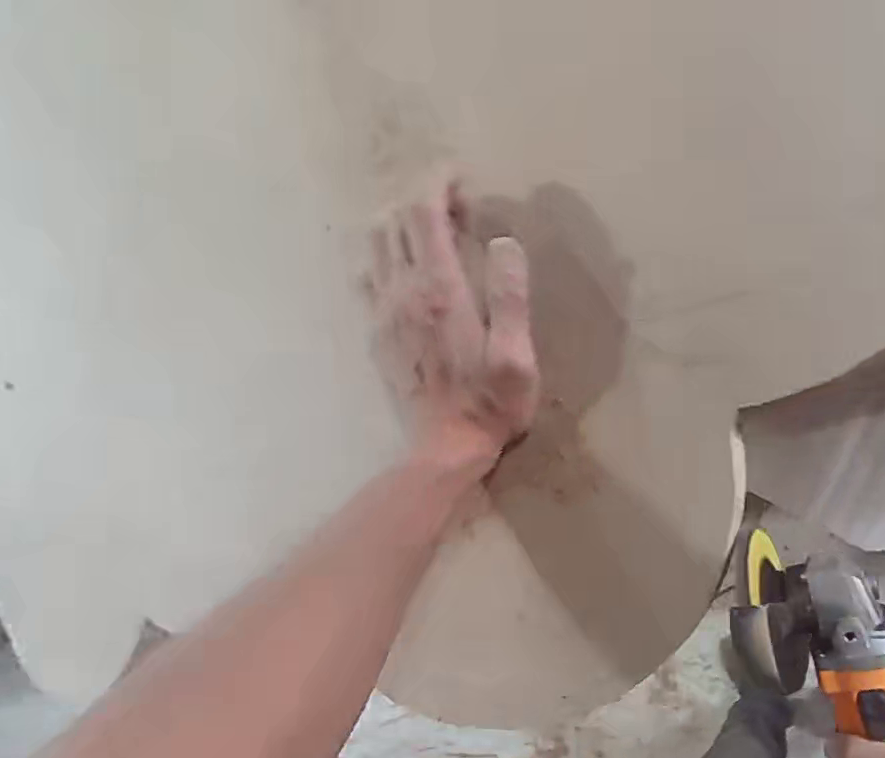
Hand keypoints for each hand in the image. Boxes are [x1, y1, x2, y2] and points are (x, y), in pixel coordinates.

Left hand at [368, 171, 539, 471]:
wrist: (445, 449)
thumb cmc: (490, 405)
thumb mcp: (517, 357)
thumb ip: (510, 297)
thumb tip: (505, 243)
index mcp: (441, 291)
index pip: (422, 211)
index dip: (437, 182)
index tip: (461, 180)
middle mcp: (402, 292)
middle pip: (394, 220)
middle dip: (423, 202)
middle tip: (458, 216)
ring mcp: (382, 314)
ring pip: (374, 243)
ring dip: (400, 228)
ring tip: (434, 242)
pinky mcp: (376, 336)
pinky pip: (367, 278)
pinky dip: (385, 260)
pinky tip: (409, 278)